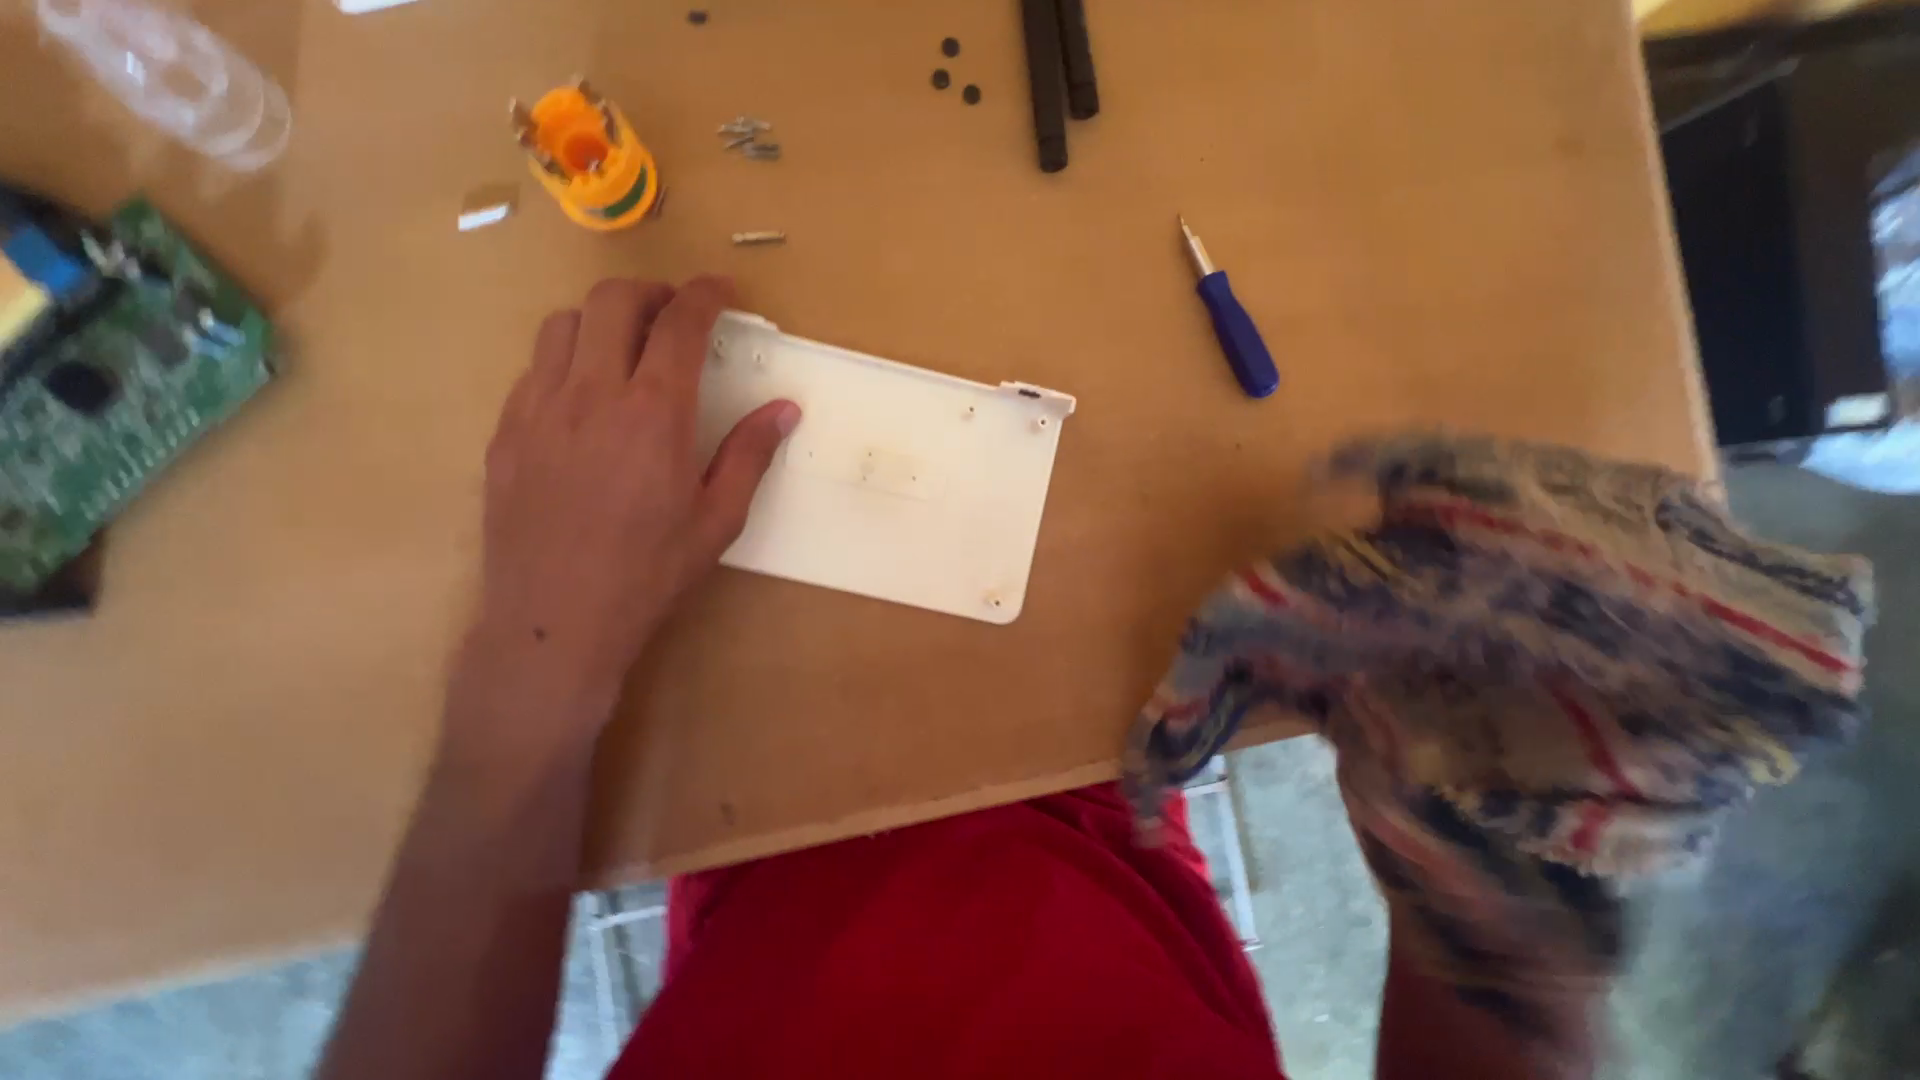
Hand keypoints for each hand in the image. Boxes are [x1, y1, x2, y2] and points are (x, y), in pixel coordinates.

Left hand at [465, 276, 799, 723]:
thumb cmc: (649, 573)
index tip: (722, 292)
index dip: (705, 294)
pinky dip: (567, 358)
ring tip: (627, 345)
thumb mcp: (717, 520)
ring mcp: (538, 409)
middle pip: (614, 301)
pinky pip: (534, 368)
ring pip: (564, 323)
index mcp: (654, 414)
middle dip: (652, 292)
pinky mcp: (506, 432)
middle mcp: (592, 394)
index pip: (680, 323)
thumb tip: (785, 408)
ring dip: (604, 318)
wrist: (554, 619)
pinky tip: (585, 395)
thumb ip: (749, 454)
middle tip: (676, 313)